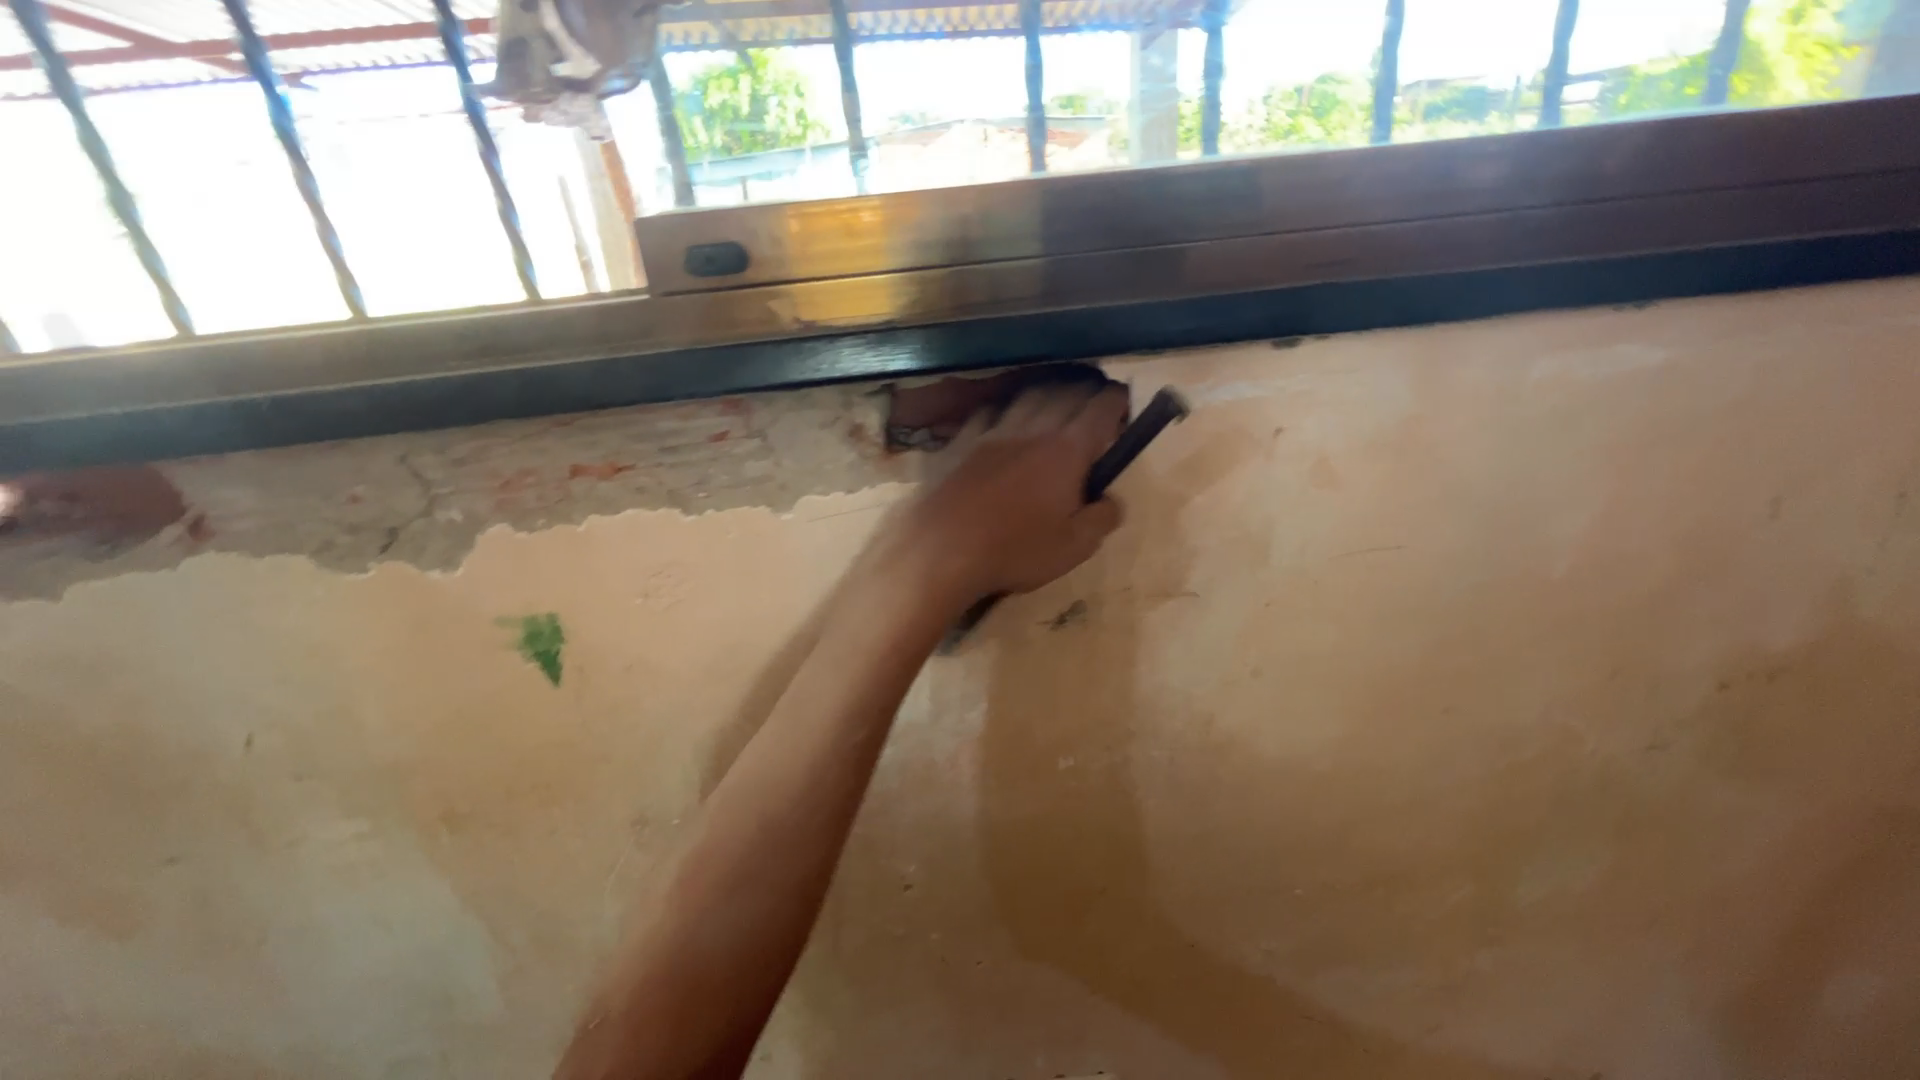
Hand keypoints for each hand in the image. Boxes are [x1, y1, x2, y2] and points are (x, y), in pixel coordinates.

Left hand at [886, 382, 1129, 604]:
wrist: (941, 550)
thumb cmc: (1015, 550)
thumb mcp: (1073, 547)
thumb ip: (1101, 519)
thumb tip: (1112, 500)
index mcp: (1067, 450)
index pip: (1101, 408)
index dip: (1118, 401)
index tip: (1124, 405)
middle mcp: (1032, 429)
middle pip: (1065, 392)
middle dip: (1087, 392)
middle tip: (1094, 405)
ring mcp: (992, 431)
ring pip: (1027, 395)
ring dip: (1048, 393)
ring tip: (1054, 405)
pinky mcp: (960, 441)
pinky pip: (988, 411)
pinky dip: (1005, 409)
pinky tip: (1003, 421)